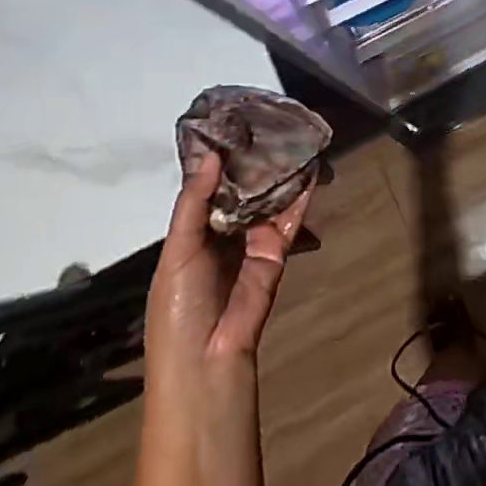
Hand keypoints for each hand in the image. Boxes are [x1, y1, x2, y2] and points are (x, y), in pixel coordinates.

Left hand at [136, 153, 309, 485]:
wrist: (206, 363)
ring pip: (267, 201)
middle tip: (270, 124)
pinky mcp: (275, 254)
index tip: (234, 122)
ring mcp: (251, 242)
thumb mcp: (177, 250)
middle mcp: (222, 231)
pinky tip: (308, 173)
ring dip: (278, 176)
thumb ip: (193, 202)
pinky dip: (298, 199)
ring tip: (293, 140)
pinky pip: (287, 222)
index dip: (220, 157)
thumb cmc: (179, 306)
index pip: (209, 185)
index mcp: (192, 229)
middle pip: (241, 189)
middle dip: (254, 162)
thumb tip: (210, 154)